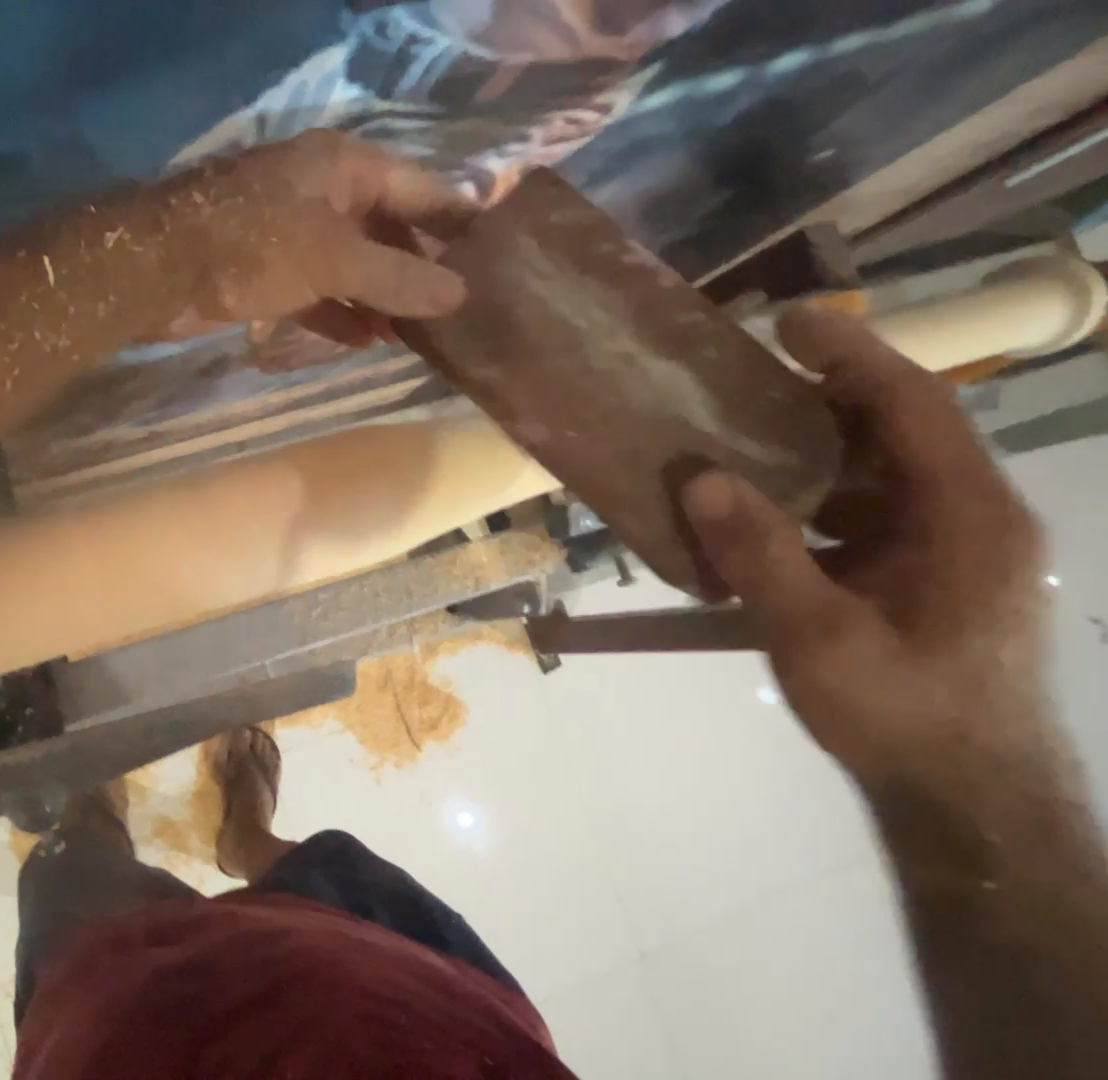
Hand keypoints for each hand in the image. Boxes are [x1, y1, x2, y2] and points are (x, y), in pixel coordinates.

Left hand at [164, 131, 471, 347]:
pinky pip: (316, 292)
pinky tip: (365, 343)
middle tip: (455, 311)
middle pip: (385, 230)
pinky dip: (338, 315)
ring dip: (378, 300)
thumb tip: (459, 294)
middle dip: (414, 270)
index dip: (454, 223)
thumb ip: (396, 276)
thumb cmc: (250, 247)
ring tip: (415, 337)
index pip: (418, 190)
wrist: (156, 272)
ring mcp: (291, 233)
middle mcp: (321, 193)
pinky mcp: (265, 272)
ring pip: (350, 266)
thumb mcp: (333, 259)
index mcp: (343, 167)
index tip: (493, 259)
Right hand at [680, 307, 1050, 785]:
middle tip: (747, 377)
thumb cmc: (904, 713)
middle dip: (826, 395)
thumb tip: (702, 477)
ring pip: (881, 474)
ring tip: (739, 437)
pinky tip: (761, 516)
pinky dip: (814, 502)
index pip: (914, 408)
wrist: (969, 798)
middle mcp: (973, 519)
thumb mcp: (818, 636)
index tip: (790, 320)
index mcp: (970, 518)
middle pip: (899, 431)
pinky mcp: (928, 578)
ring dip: (814, 451)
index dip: (852, 356)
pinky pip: (868, 516)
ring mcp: (954, 550)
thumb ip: (761, 553)